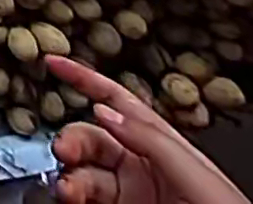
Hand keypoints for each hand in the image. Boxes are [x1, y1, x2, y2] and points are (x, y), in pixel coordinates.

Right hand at [46, 56, 250, 203]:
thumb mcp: (200, 178)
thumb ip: (152, 140)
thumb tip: (103, 109)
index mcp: (162, 145)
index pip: (117, 100)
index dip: (83, 78)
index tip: (52, 62)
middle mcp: (141, 164)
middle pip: (92, 136)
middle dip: (72, 139)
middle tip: (63, 151)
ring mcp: (131, 192)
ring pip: (84, 169)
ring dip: (69, 174)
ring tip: (66, 189)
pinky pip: (85, 197)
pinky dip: (71, 194)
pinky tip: (68, 196)